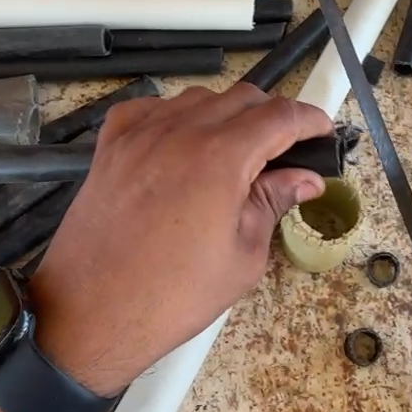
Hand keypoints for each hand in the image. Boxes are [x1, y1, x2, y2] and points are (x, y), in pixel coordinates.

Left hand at [29, 83, 332, 394]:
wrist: (90, 313)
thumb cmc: (169, 296)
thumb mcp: (243, 255)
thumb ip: (274, 203)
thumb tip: (305, 180)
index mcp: (220, 158)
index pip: (279, 116)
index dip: (309, 120)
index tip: (321, 131)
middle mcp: (180, 132)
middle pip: (243, 98)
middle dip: (273, 118)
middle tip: (285, 151)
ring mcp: (141, 134)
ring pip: (200, 98)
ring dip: (228, 116)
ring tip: (237, 153)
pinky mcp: (113, 145)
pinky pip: (155, 109)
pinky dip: (180, 118)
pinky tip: (186, 146)